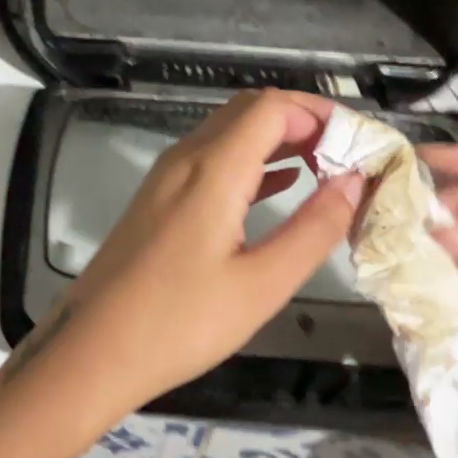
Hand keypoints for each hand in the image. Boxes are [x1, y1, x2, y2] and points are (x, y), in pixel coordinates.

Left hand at [51, 90, 363, 418]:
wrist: (93, 349)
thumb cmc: (180, 322)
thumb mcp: (261, 284)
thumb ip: (313, 229)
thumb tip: (355, 180)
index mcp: (212, 168)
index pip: (273, 107)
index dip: (321, 114)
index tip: (364, 143)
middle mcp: (186, 158)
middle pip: (250, 111)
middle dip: (304, 121)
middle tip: (351, 155)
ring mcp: (167, 178)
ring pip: (229, 134)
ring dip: (278, 140)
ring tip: (329, 167)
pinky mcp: (159, 200)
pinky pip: (213, 160)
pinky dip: (252, 162)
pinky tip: (281, 184)